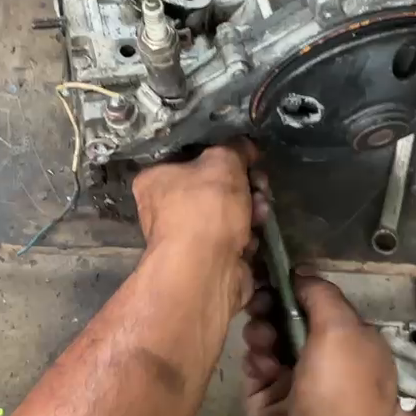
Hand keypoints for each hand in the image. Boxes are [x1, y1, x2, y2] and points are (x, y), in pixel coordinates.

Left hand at [131, 143, 260, 311]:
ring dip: (251, 208)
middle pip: (213, 186)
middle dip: (244, 184)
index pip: (190, 158)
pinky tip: (256, 232)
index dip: (221, 155)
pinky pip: (233, 237)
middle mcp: (165, 208)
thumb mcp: (223, 161)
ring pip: (228, 212)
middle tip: (258, 184)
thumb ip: (235, 147)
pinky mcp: (208, 258)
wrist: (206, 269)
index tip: (246, 156)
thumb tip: (244, 145)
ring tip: (261, 209)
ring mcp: (187, 236)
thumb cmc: (205, 207)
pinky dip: (248, 234)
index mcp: (154, 180)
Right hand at [241, 276, 396, 415]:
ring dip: (261, 333)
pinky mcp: (267, 396)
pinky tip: (261, 370)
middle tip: (258, 305)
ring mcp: (294, 377)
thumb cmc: (341, 397)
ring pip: (267, 336)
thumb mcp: (343, 334)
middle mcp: (325, 356)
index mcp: (353, 341)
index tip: (270, 274)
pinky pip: (253, 363)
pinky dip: (254, 361)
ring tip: (262, 343)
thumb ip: (321, 296)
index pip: (320, 300)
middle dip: (271, 307)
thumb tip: (300, 273)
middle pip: (289, 314)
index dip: (296, 286)